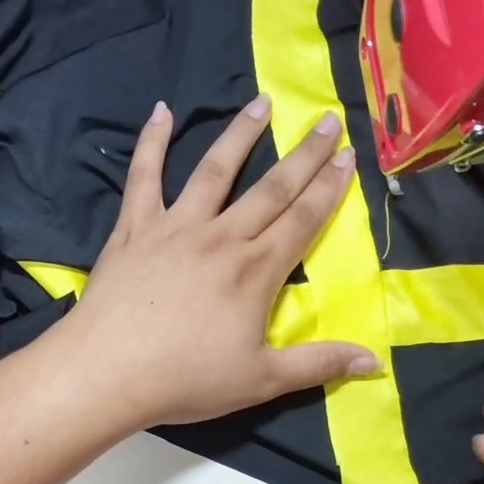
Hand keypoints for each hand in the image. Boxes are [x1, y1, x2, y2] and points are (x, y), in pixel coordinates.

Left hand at [53, 97, 377, 428]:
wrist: (108, 371)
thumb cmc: (187, 379)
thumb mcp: (261, 380)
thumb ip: (318, 365)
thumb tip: (375, 361)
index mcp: (256, 272)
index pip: (303, 220)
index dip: (329, 188)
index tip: (348, 155)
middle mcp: (221, 238)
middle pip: (270, 189)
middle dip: (304, 155)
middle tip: (326, 120)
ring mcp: (175, 228)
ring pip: (215, 171)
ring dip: (241, 135)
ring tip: (261, 102)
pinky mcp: (134, 229)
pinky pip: (144, 177)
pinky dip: (152, 143)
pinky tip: (161, 112)